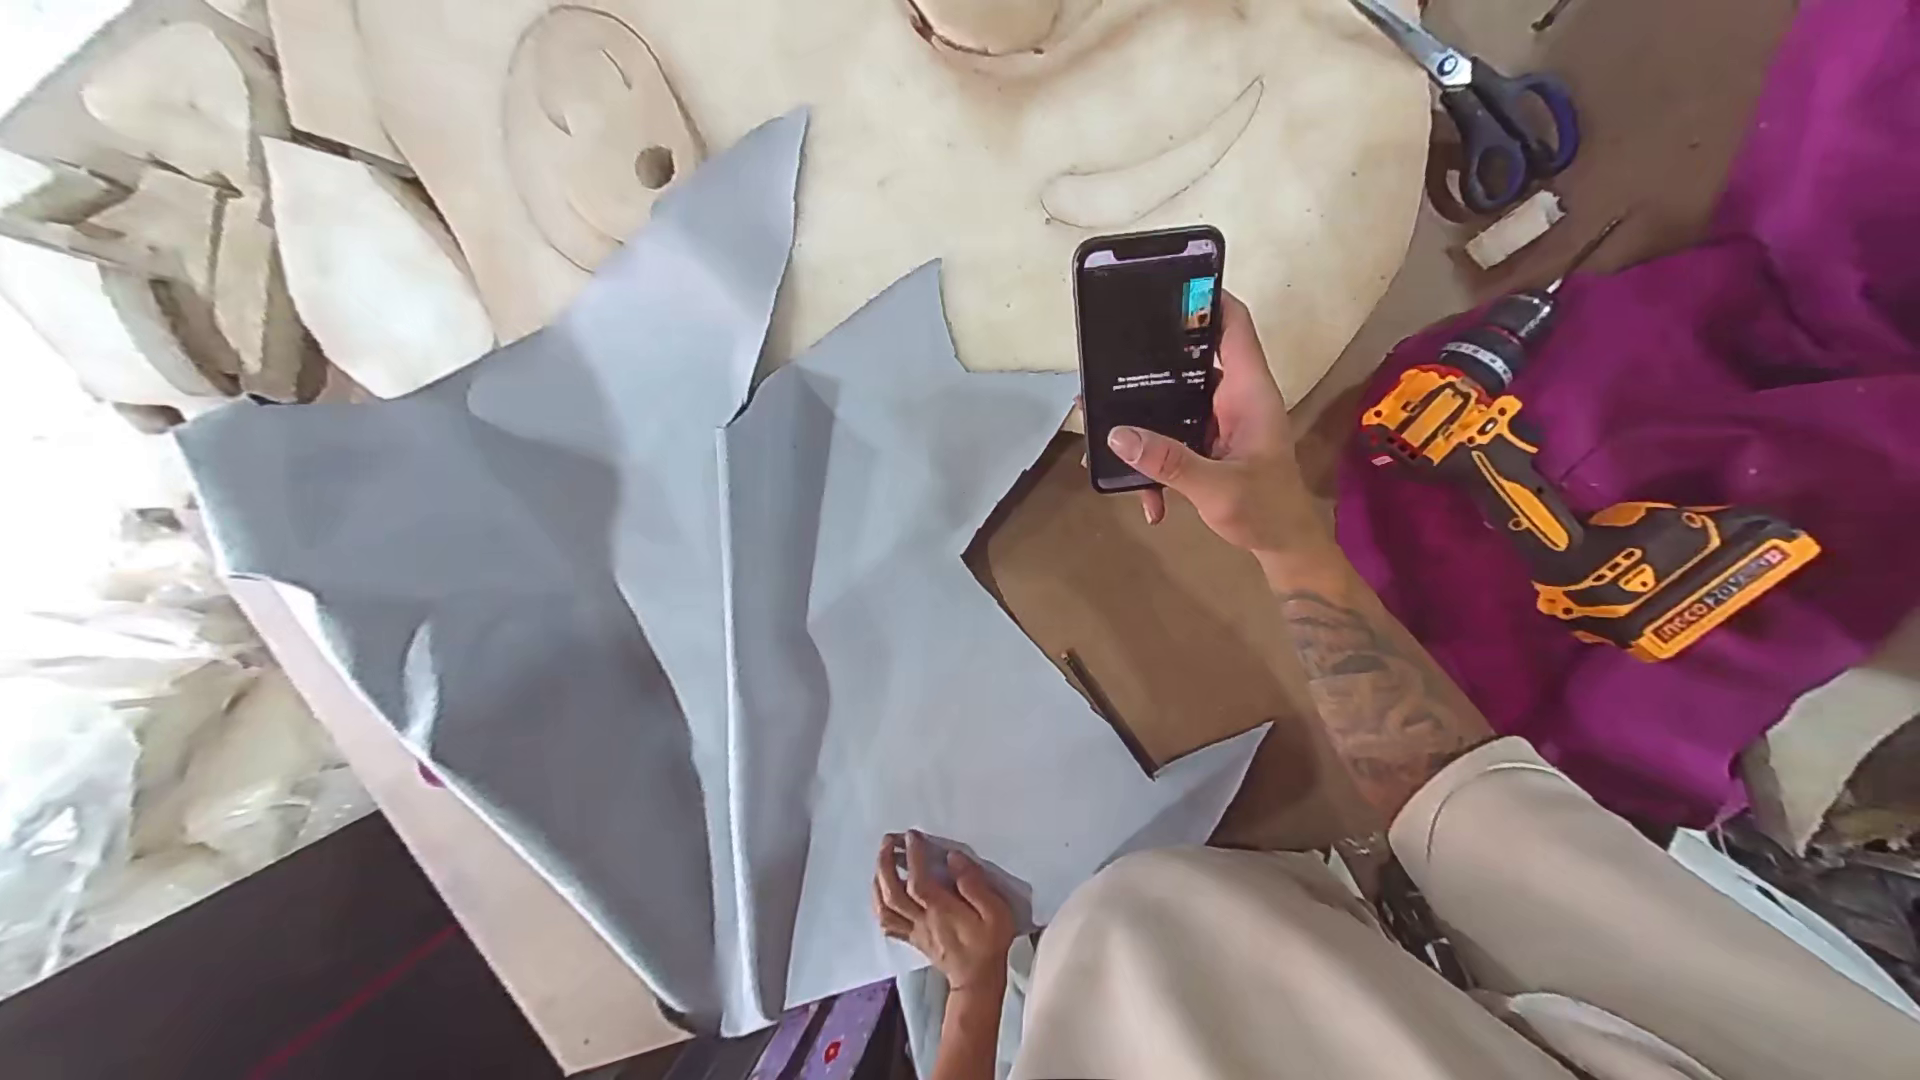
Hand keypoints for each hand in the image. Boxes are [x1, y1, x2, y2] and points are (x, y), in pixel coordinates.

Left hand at [873, 831, 1013, 991]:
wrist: (978, 982)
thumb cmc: (988, 943)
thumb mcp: (995, 912)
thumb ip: (975, 883)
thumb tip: (953, 858)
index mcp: (942, 911)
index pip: (919, 881)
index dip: (912, 856)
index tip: (912, 835)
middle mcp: (922, 920)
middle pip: (893, 893)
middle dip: (886, 863)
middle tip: (887, 840)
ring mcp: (914, 930)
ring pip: (885, 908)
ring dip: (878, 881)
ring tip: (881, 859)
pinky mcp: (912, 938)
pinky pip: (888, 923)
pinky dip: (880, 904)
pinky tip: (882, 890)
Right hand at [1107, 292, 1322, 552]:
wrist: (1282, 546)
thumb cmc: (1265, 512)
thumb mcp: (1217, 488)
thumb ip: (1169, 463)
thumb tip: (1117, 435)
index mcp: (1248, 392)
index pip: (1233, 326)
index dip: (1207, 299)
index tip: (1165, 289)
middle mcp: (1232, 397)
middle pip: (1190, 360)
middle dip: (1150, 363)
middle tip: (1107, 363)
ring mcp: (1217, 421)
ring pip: (1173, 400)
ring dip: (1142, 416)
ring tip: (1101, 425)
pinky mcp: (1205, 444)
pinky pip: (1171, 435)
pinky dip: (1152, 456)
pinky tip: (1138, 489)